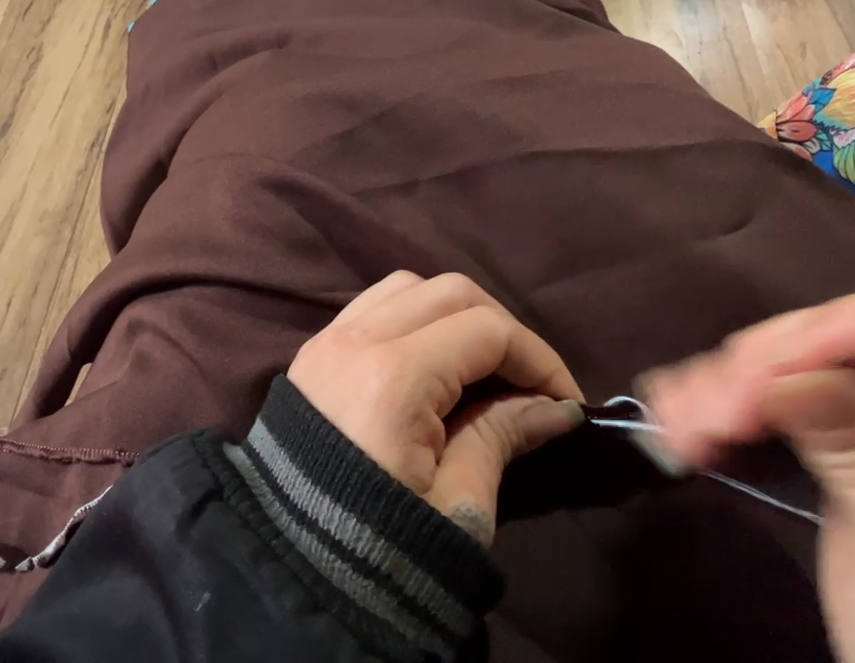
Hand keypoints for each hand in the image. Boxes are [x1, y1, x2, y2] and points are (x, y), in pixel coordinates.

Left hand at [287, 271, 584, 543]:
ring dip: (453, 313)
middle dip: (501, 328)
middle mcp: (357, 340)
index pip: (486, 331)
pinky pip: (373, 305)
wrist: (289, 567)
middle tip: (529, 381)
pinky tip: (432, 359)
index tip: (565, 401)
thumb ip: (502, 436)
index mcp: (394, 377)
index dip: (538, 359)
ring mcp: (328, 339)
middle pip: (449, 292)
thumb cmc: (380, 547)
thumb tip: (554, 407)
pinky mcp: (313, 352)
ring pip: (407, 287)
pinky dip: (412, 316)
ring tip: (481, 366)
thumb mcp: (457, 505)